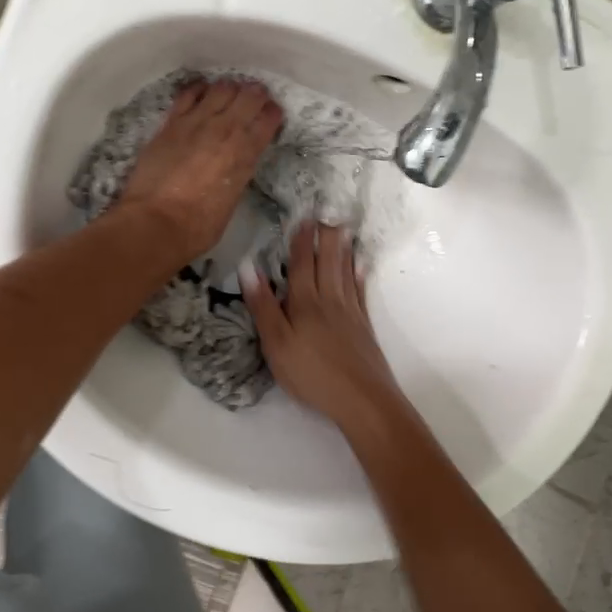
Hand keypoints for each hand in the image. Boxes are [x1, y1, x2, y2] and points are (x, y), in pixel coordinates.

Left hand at [116, 80, 282, 259]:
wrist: (155, 222)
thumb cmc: (198, 226)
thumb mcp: (232, 200)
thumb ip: (237, 174)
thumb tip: (234, 164)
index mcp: (245, 153)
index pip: (268, 119)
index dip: (272, 113)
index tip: (271, 114)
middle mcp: (225, 130)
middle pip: (249, 96)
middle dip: (255, 94)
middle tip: (254, 97)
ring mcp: (196, 122)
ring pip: (221, 88)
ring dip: (229, 89)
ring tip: (229, 93)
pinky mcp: (171, 123)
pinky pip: (189, 94)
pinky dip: (199, 89)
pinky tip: (202, 91)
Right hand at [242, 221, 405, 429]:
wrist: (362, 399)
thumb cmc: (311, 373)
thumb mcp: (276, 343)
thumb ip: (263, 305)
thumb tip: (248, 267)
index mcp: (305, 302)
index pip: (301, 263)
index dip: (301, 239)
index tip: (303, 215)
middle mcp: (329, 300)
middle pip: (327, 261)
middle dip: (325, 236)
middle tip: (328, 212)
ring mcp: (350, 312)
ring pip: (345, 271)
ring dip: (343, 248)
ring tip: (344, 228)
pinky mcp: (363, 327)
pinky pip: (359, 291)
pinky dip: (358, 274)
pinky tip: (359, 266)